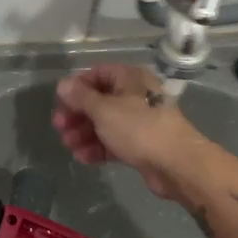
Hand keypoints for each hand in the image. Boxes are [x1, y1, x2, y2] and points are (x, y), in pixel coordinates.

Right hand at [52, 64, 214, 202]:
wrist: (176, 164)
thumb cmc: (138, 128)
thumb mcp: (104, 110)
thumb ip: (80, 97)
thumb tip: (63, 84)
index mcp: (129, 78)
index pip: (97, 73)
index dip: (77, 87)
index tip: (61, 103)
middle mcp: (135, 95)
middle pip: (99, 100)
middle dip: (77, 115)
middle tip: (60, 128)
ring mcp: (139, 121)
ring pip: (104, 123)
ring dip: (84, 133)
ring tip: (70, 146)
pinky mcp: (141, 144)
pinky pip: (114, 141)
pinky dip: (98, 147)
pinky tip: (84, 158)